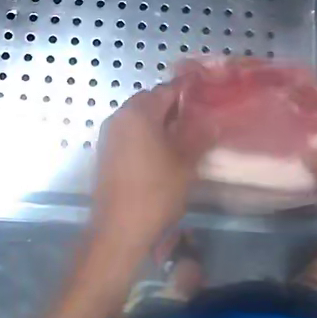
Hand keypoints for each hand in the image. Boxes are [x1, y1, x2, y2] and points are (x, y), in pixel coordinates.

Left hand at [88, 86, 203, 254]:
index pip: (167, 90)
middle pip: (149, 101)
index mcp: (138, 112)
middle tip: (197, 122)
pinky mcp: (105, 152)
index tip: (207, 102)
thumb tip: (211, 121)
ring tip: (182, 140)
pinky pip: (128, 134)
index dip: (188, 93)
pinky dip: (145, 136)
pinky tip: (162, 153)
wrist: (119, 227)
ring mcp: (108, 135)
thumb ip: (199, 136)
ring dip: (158, 123)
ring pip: (138, 118)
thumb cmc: (156, 191)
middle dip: (172, 108)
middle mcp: (119, 117)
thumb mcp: (185, 163)